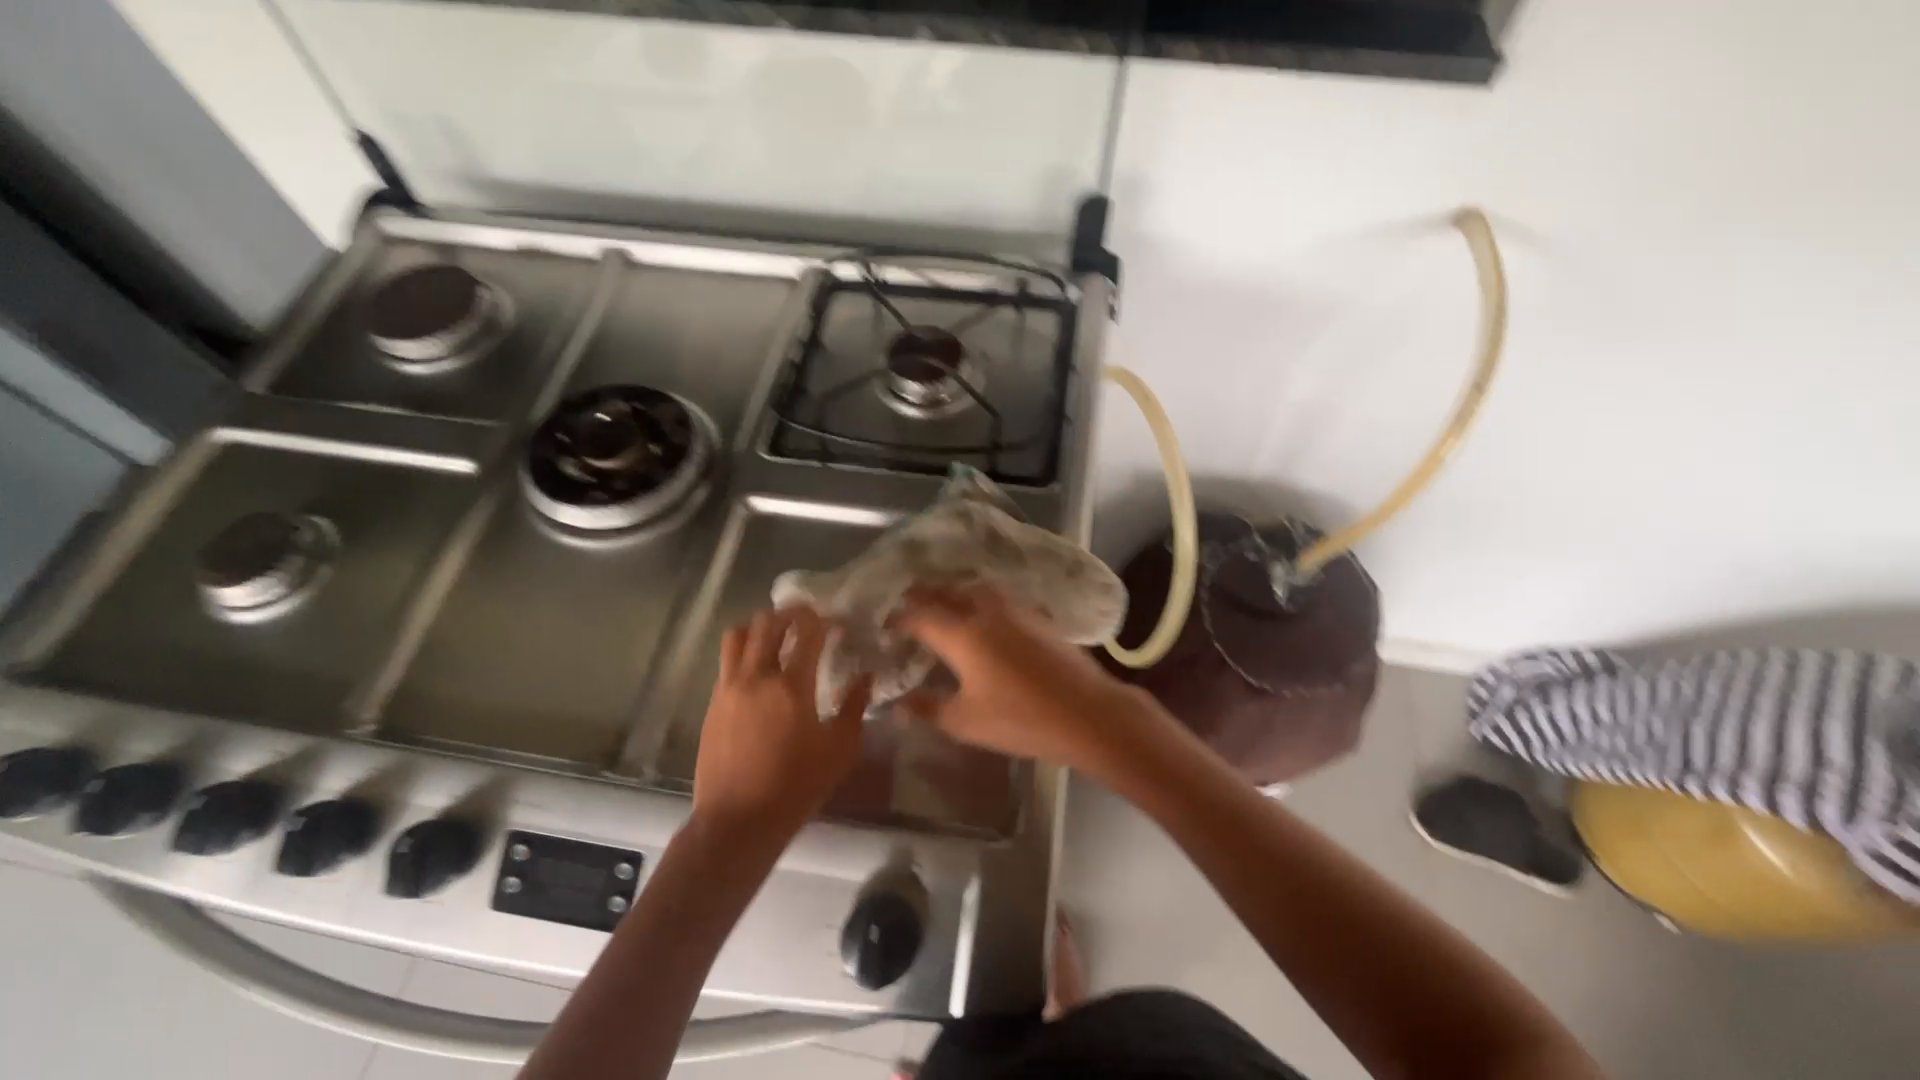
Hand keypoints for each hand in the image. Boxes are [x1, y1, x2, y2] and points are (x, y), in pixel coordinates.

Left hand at [692, 606, 873, 845]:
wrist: (738, 820)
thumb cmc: (796, 787)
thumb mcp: (839, 750)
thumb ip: (854, 707)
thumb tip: (865, 677)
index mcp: (791, 686)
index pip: (806, 632)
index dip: (822, 619)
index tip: (834, 621)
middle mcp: (756, 677)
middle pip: (766, 623)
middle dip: (789, 614)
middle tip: (806, 620)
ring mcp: (728, 688)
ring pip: (737, 635)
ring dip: (758, 627)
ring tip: (775, 637)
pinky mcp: (712, 703)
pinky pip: (726, 662)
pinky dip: (743, 653)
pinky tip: (759, 671)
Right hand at [895, 584, 1163, 777]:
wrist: (1087, 713)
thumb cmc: (1020, 719)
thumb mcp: (965, 722)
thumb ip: (928, 709)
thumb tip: (897, 706)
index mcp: (963, 634)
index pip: (921, 615)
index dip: (900, 618)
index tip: (886, 625)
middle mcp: (987, 612)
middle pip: (949, 591)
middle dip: (925, 595)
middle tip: (908, 602)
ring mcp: (1017, 612)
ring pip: (977, 589)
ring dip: (956, 591)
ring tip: (944, 604)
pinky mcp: (1040, 619)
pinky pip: (1000, 599)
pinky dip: (982, 600)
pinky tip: (985, 617)